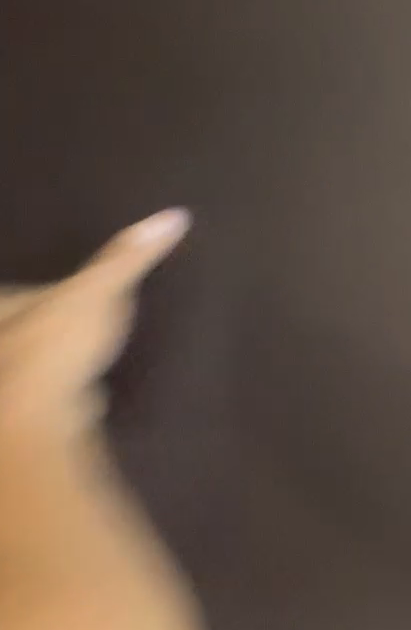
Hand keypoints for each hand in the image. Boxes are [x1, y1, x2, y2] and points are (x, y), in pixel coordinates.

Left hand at [0, 210, 189, 437]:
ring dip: (43, 352)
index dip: (27, 289)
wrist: (36, 414)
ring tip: (76, 347)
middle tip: (67, 314)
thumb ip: (130, 257)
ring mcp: (8, 371)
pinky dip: (51, 380)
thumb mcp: (102, 291)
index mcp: (4, 307)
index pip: (11, 291)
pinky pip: (33, 385)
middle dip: (34, 320)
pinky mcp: (20, 403)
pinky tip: (76, 380)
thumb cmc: (57, 343)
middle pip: (16, 322)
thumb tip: (173, 215)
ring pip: (23, 354)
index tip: (52, 289)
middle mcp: (0, 336)